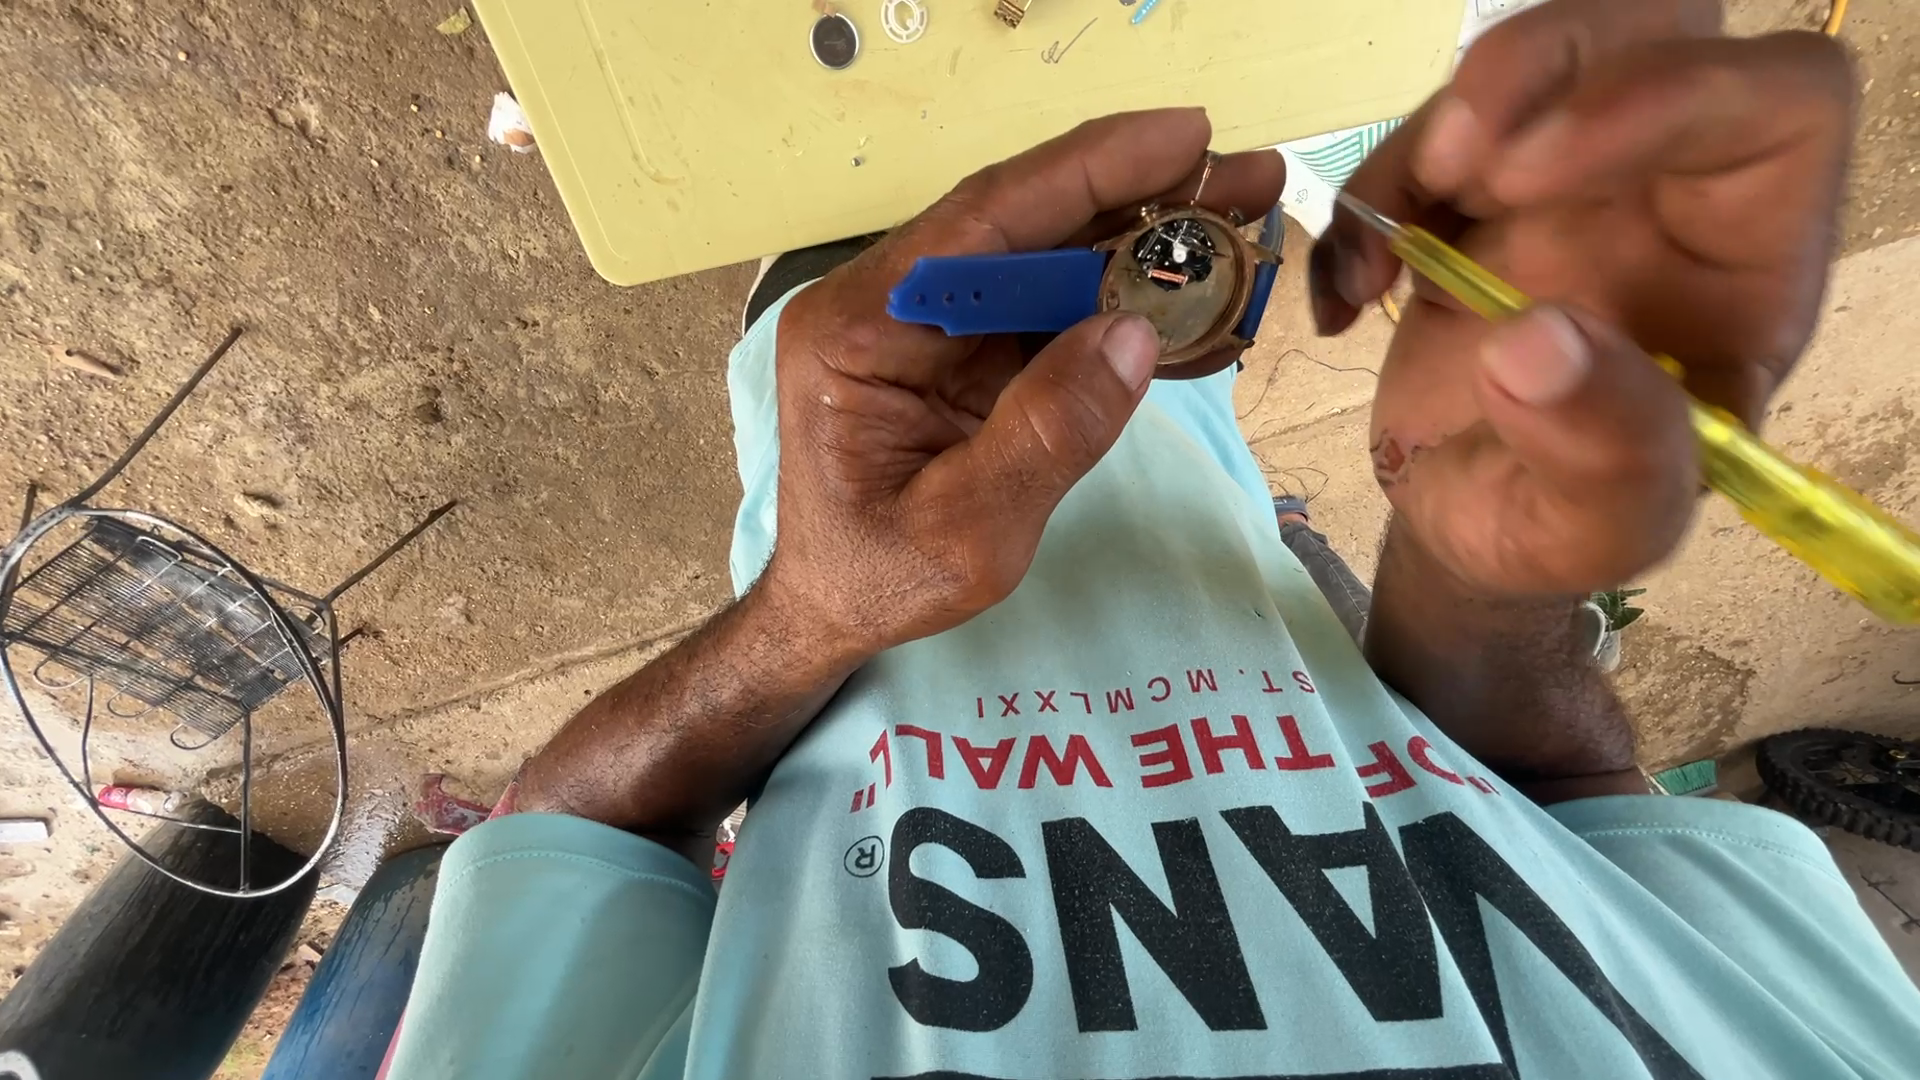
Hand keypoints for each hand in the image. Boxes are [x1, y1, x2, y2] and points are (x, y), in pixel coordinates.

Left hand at [764, 110, 1284, 653]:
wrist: (837, 606)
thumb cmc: (881, 578)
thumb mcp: (967, 529)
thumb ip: (1047, 432)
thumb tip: (1134, 333)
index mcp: (857, 332)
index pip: (981, 226)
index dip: (1090, 173)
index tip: (1190, 136)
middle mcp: (884, 309)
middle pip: (1021, 232)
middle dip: (1137, 204)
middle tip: (1247, 180)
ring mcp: (924, 332)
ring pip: (1042, 270)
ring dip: (1138, 255)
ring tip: (1237, 237)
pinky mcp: (956, 360)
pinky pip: (1043, 322)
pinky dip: (1114, 318)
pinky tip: (1185, 315)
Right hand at [1311, 0, 1853, 594]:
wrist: (1458, 521)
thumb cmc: (1543, 532)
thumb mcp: (1593, 529)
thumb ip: (1602, 452)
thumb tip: (1532, 340)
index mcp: (1739, 268)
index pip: (1765, 108)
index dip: (1656, 101)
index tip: (1519, 176)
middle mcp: (1658, 206)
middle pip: (1643, 38)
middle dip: (1533, 70)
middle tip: (1443, 165)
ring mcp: (1552, 204)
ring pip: (1510, 86)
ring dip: (1413, 156)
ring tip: (1363, 273)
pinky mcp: (1461, 222)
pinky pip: (1412, 165)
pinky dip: (1355, 216)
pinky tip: (1338, 302)